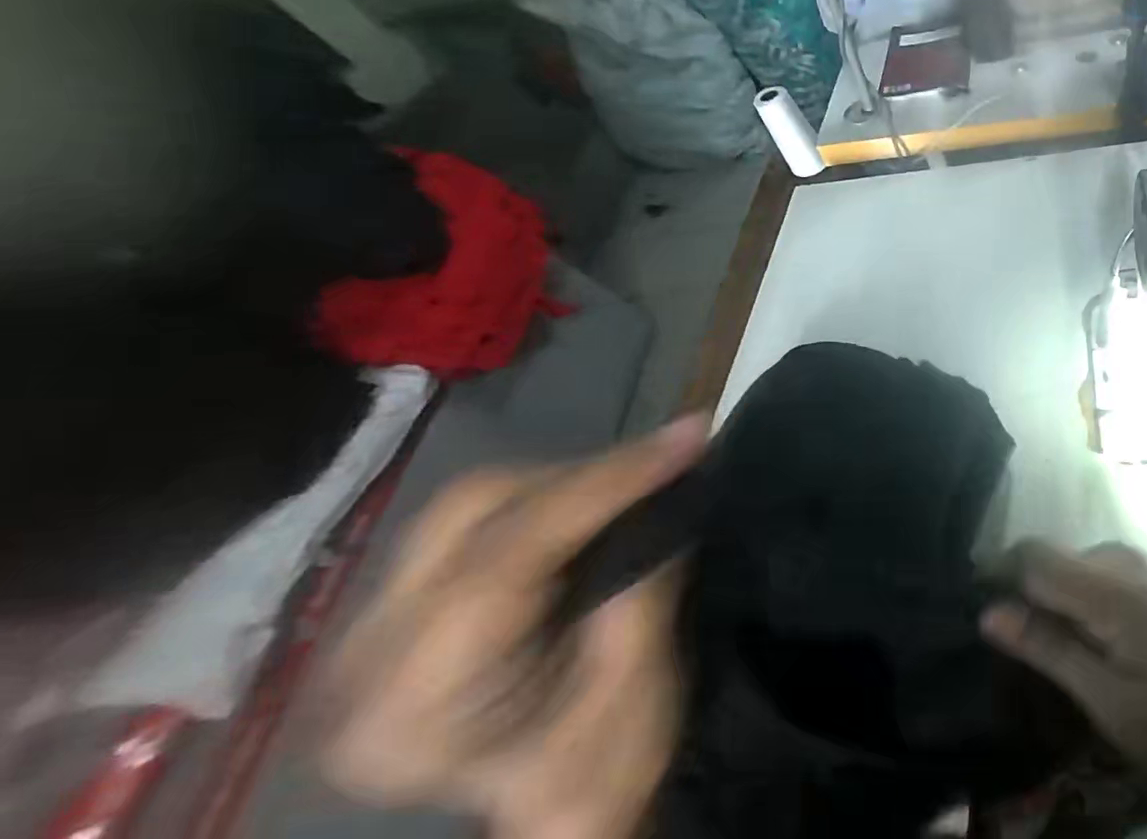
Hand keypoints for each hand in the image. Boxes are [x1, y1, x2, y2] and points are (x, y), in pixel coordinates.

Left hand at [322, 415, 708, 838]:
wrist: (546, 827)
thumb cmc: (592, 785)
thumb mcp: (635, 708)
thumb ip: (641, 604)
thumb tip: (663, 508)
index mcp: (417, 705)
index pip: (510, 554)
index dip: (605, 484)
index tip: (685, 439)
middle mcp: (369, 656)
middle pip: (472, 511)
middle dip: (581, 475)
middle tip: (665, 460)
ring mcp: (374, 628)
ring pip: (469, 504)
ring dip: (563, 481)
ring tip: (636, 479)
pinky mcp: (401, 607)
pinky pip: (473, 522)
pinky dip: (543, 499)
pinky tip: (593, 501)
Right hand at [980, 541, 1146, 783]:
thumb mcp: (1105, 698)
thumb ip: (1048, 648)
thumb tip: (988, 612)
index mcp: (1108, 590)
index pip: (1031, 556)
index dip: (994, 575)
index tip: (970, 609)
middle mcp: (1113, 559)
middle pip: (1040, 555)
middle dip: (1012, 587)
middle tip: (997, 636)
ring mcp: (1123, 559)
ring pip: (1055, 561)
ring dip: (1034, 592)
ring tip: (1025, 639)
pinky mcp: (1128, 569)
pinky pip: (1073, 568)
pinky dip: (1056, 592)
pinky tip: (1060, 631)